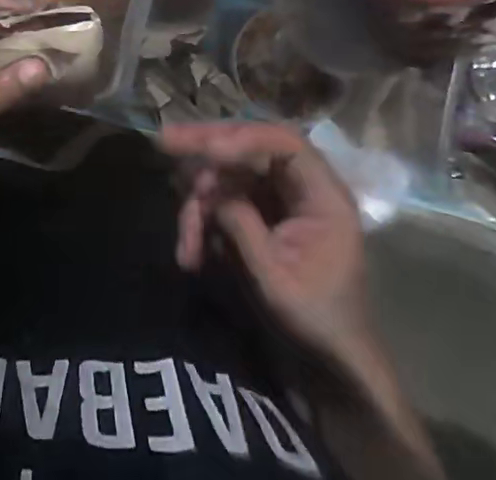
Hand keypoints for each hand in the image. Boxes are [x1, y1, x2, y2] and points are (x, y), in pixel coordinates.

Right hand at [162, 122, 371, 361]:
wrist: (331, 355)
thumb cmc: (314, 317)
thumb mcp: (274, 278)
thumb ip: (243, 227)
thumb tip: (210, 191)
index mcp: (324, 193)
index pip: (285, 144)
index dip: (244, 139)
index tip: (205, 150)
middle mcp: (304, 185)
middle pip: (254, 148)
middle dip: (209, 148)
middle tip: (165, 142)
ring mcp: (282, 198)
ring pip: (234, 176)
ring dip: (202, 204)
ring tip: (186, 250)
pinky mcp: (264, 214)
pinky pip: (229, 200)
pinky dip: (206, 220)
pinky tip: (192, 255)